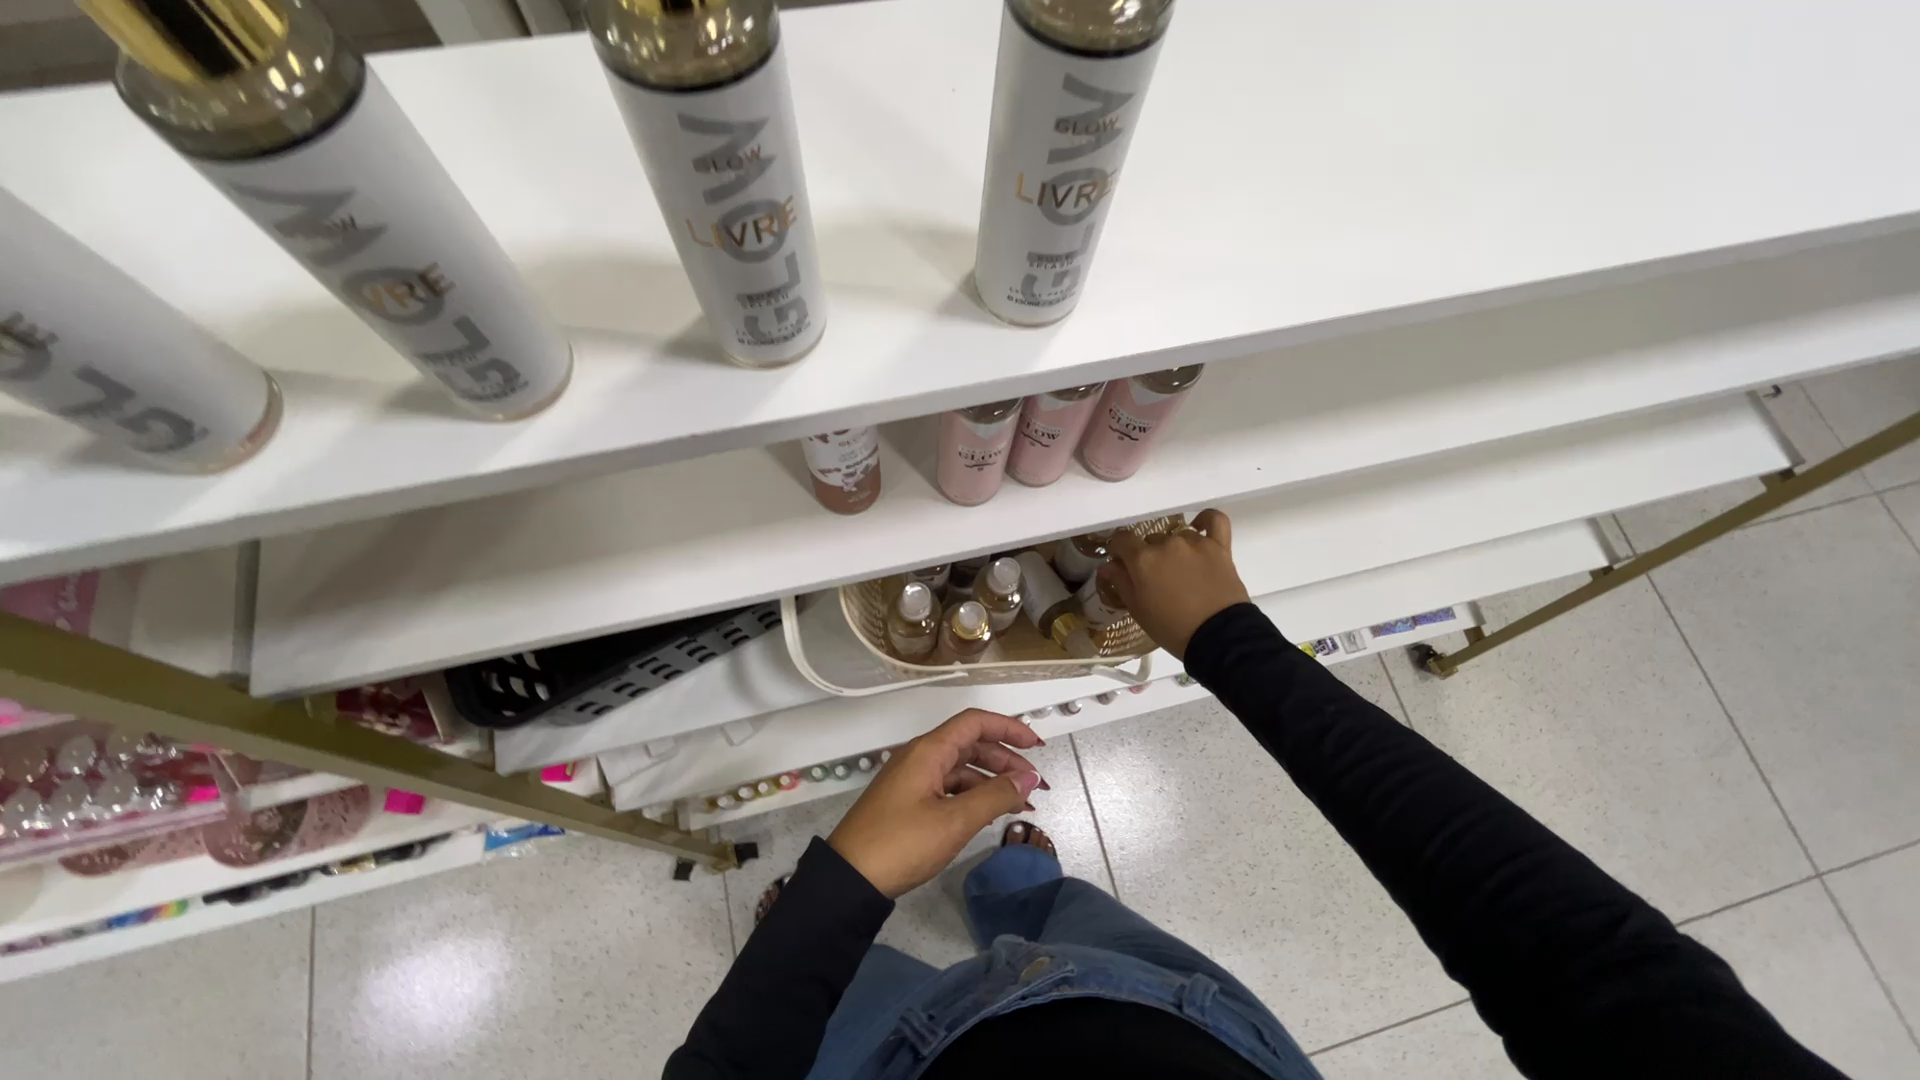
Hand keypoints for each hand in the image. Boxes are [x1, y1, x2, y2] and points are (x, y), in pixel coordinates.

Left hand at [828, 709, 1045, 897]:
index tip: (1037, 746)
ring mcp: (913, 780)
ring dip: (992, 781)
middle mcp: (921, 757)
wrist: (849, 878)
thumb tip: (1029, 778)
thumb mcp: (954, 822)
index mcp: (928, 751)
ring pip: (961, 768)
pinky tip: (991, 814)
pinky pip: (949, 788)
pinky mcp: (909, 802)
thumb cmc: (902, 844)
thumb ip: (995, 796)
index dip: (1009, 728)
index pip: (975, 723)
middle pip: (971, 744)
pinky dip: (974, 796)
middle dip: (1006, 760)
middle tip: (1035, 785)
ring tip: (1021, 805)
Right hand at [1104, 508, 1249, 659]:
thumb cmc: (1172, 628)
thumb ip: (1120, 582)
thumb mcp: (1138, 610)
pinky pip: (1214, 521)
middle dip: (1147, 555)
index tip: (1120, 562)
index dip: (1118, 550)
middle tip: (1154, 578)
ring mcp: (1195, 543)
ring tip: (1180, 571)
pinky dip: (1205, 520)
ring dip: (1173, 549)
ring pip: (1177, 536)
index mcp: (1143, 559)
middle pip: (1150, 540)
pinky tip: (1199, 526)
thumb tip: (1107, 565)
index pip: (1121, 539)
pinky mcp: (1220, 547)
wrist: (1219, 637)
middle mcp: (1167, 543)